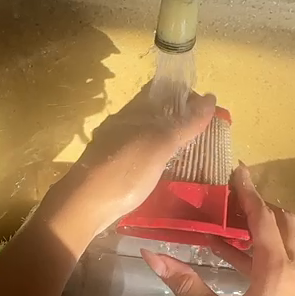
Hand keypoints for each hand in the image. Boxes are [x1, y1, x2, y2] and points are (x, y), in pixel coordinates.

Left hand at [37, 85, 215, 250]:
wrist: (84, 206)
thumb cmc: (124, 171)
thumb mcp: (160, 144)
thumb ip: (185, 123)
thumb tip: (210, 98)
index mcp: (132, 112)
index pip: (160, 89)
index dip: (184, 93)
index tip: (207, 108)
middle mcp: (122, 125)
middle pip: (154, 113)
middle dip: (179, 118)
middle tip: (206, 133)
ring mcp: (115, 148)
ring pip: (147, 135)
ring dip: (168, 139)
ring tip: (192, 152)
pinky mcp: (112, 170)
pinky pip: (140, 155)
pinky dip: (157, 158)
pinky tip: (167, 170)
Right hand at [142, 166, 294, 295]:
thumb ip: (186, 285)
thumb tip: (152, 255)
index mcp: (277, 270)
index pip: (263, 219)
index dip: (249, 193)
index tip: (236, 169)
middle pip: (283, 223)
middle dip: (259, 205)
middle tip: (230, 196)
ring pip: (286, 242)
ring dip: (261, 227)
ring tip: (227, 221)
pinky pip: (283, 260)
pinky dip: (262, 249)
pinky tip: (234, 258)